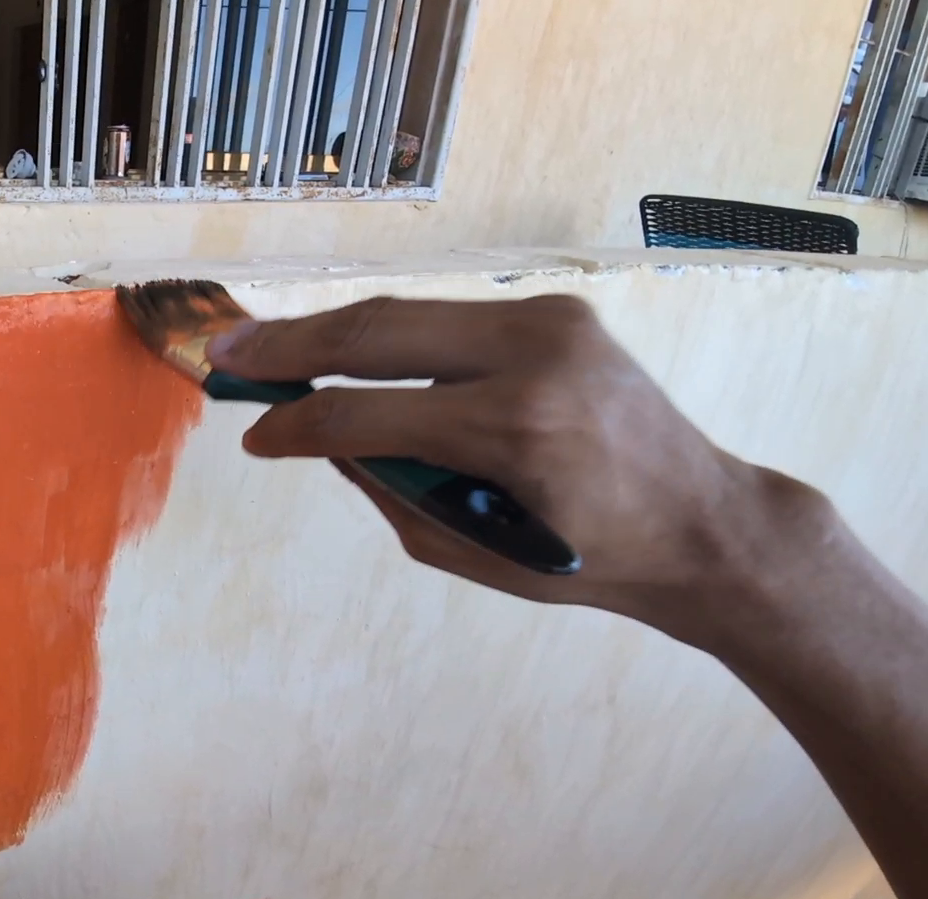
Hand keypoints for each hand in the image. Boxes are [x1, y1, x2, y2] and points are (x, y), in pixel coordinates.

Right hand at [209, 294, 829, 645]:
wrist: (705, 518)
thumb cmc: (579, 558)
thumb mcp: (459, 545)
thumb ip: (384, 484)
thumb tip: (322, 433)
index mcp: (514, 429)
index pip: (362, 416)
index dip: (292, 425)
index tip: (251, 437)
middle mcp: (532, 353)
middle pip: (372, 334)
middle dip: (285, 345)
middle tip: (223, 354)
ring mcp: (545, 319)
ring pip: (397, 315)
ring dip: (320, 332)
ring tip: (256, 344)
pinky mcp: (549, 310)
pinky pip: (432, 321)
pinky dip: (372, 337)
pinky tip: (329, 347)